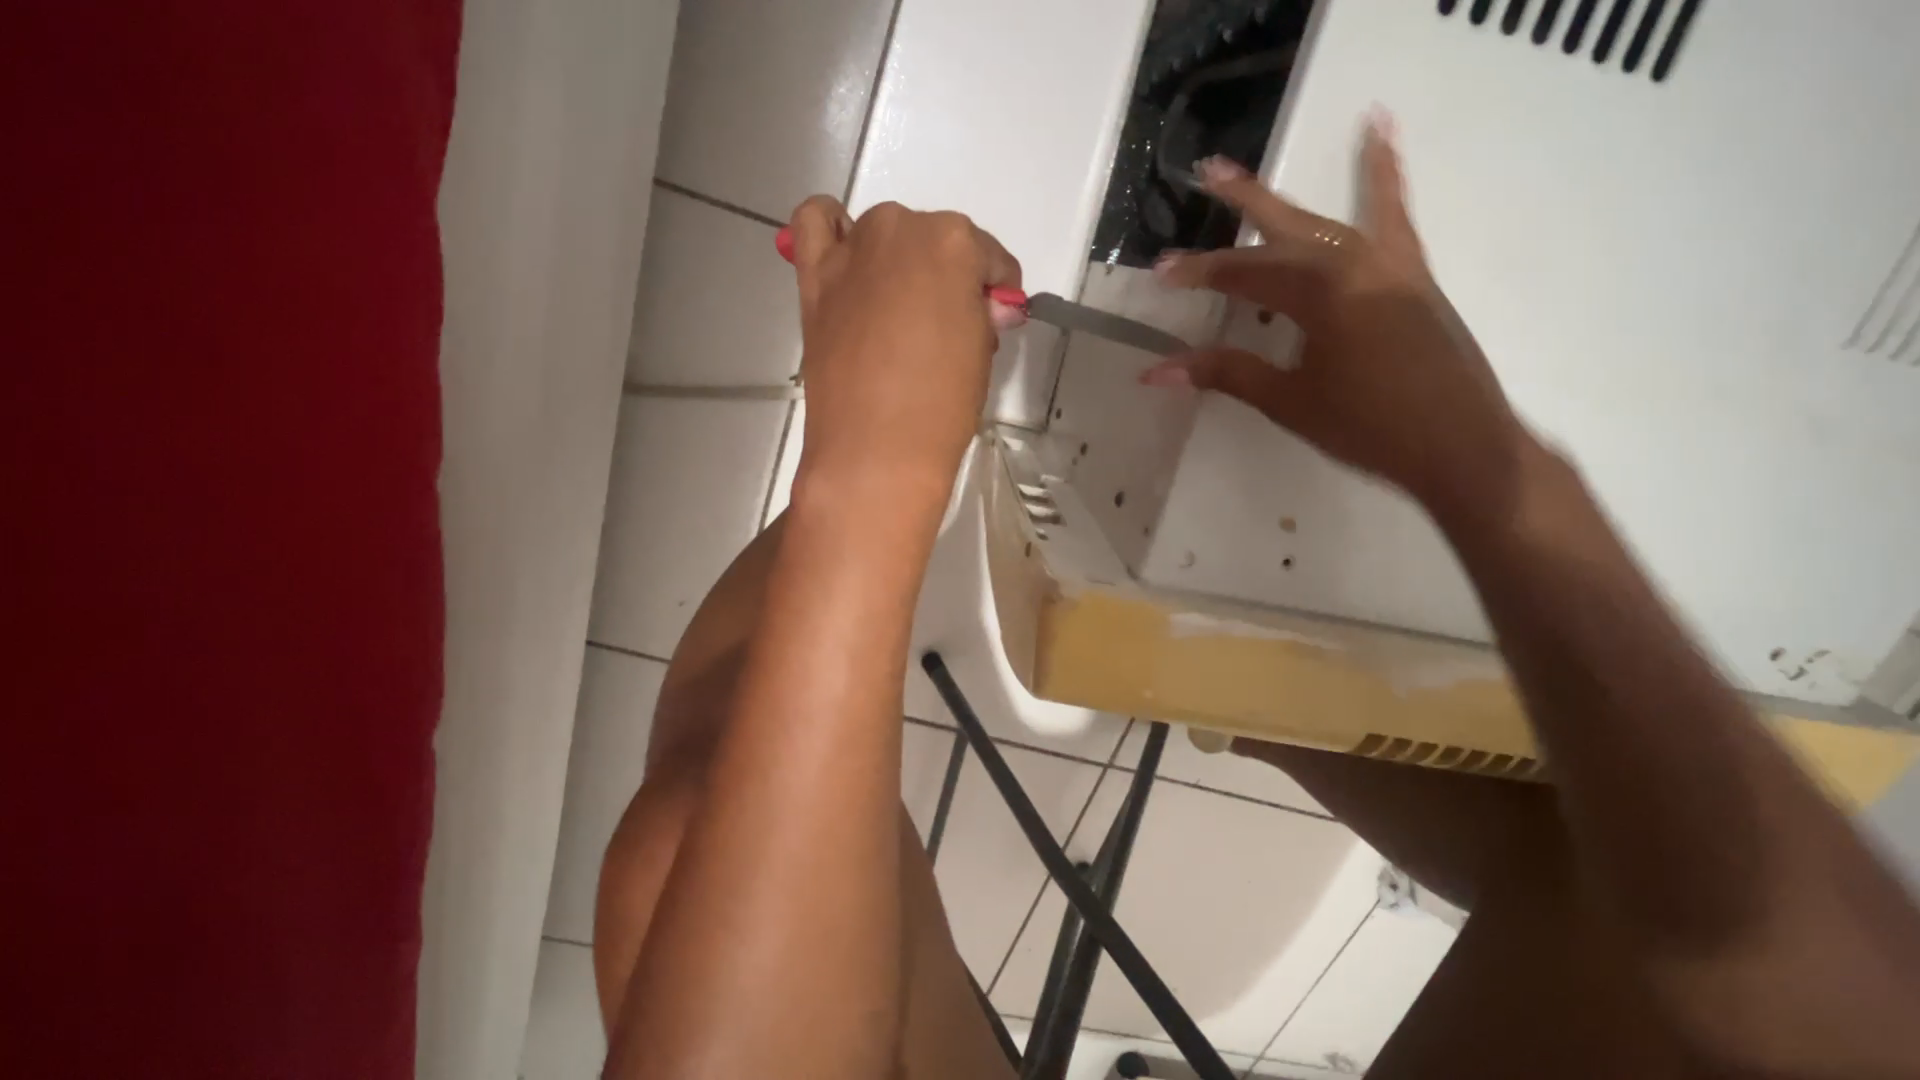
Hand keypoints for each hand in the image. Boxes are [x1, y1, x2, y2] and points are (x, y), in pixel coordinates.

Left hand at [785, 197, 1023, 508]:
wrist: (876, 449)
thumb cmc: (942, 403)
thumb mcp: (981, 351)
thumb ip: (981, 312)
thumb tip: (983, 304)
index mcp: (954, 243)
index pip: (987, 257)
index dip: (994, 290)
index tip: (992, 319)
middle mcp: (900, 229)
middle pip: (934, 240)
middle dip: (947, 277)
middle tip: (945, 327)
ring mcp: (852, 250)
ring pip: (884, 234)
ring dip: (898, 260)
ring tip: (900, 310)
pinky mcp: (814, 277)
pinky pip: (815, 223)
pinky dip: (831, 228)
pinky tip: (847, 258)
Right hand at [1144, 112, 1530, 524]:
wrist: (1462, 446)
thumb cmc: (1370, 428)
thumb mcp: (1291, 401)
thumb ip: (1227, 374)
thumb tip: (1157, 371)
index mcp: (1321, 294)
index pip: (1245, 274)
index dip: (1200, 274)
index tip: (1160, 272)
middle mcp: (1356, 264)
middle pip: (1285, 229)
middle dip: (1241, 204)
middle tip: (1205, 172)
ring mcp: (1390, 264)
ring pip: (1327, 220)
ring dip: (1286, 198)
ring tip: (1259, 168)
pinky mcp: (1413, 274)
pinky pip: (1393, 215)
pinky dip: (1383, 176)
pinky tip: (1381, 133)